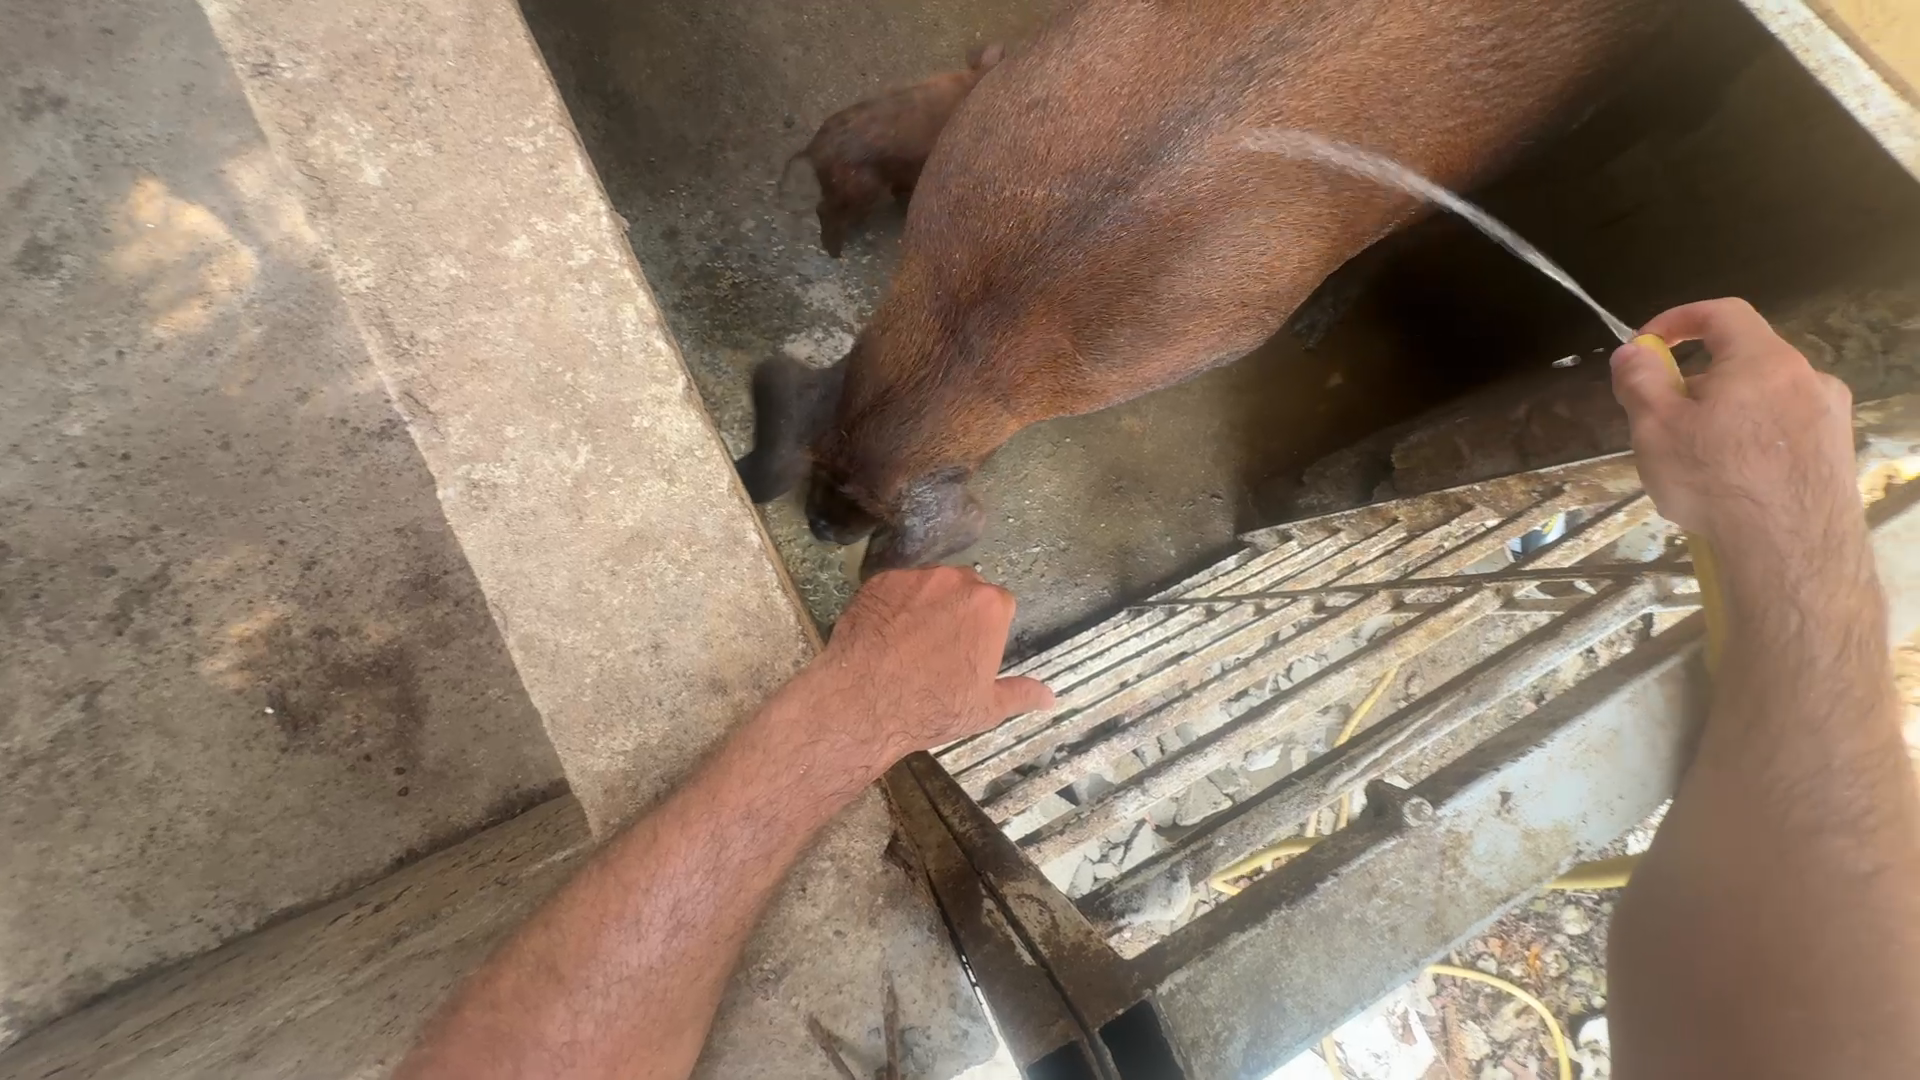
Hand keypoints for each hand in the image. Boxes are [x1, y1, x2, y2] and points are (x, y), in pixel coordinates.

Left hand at [800, 566, 1053, 776]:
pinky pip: (895, 588)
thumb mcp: (986, 708)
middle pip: (966, 588)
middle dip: (959, 611)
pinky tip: (885, 635)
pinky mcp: (879, 581)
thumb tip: (1051, 697)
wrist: (865, 701)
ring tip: (910, 642)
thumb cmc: (933, 706)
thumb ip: (1022, 694)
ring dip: (926, 604)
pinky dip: (893, 605)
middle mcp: (956, 580)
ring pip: (929, 584)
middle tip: (941, 647)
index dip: (987, 629)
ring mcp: (915, 577)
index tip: (972, 651)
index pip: (1000, 605)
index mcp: (991, 606)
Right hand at [1610, 298, 1861, 565]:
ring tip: (1688, 458)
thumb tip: (1633, 351)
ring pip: (1756, 396)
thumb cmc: (1712, 475)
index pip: (1722, 313)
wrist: (1786, 541)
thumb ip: (1640, 381)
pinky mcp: (1832, 445)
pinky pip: (1777, 425)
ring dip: (1716, 412)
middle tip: (1655, 422)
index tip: (1643, 346)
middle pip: (1737, 360)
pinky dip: (1743, 436)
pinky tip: (1724, 475)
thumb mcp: (1654, 426)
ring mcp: (1826, 411)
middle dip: (1690, 382)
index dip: (1676, 319)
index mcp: (1761, 361)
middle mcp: (1805, 376)